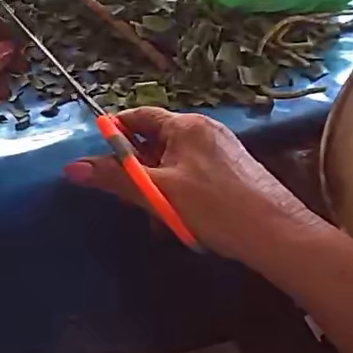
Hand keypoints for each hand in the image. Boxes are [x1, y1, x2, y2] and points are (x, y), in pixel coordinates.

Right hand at [62, 107, 332, 267]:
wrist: (279, 236)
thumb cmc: (215, 207)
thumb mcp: (159, 193)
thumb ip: (116, 178)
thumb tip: (73, 168)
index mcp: (187, 126)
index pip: (140, 116)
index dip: (115, 131)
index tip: (96, 153)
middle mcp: (205, 131)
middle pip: (155, 140)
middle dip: (135, 166)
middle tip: (123, 191)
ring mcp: (221, 152)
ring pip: (171, 162)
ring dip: (156, 184)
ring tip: (154, 212)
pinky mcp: (231, 173)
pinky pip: (190, 175)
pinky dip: (176, 192)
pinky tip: (179, 218)